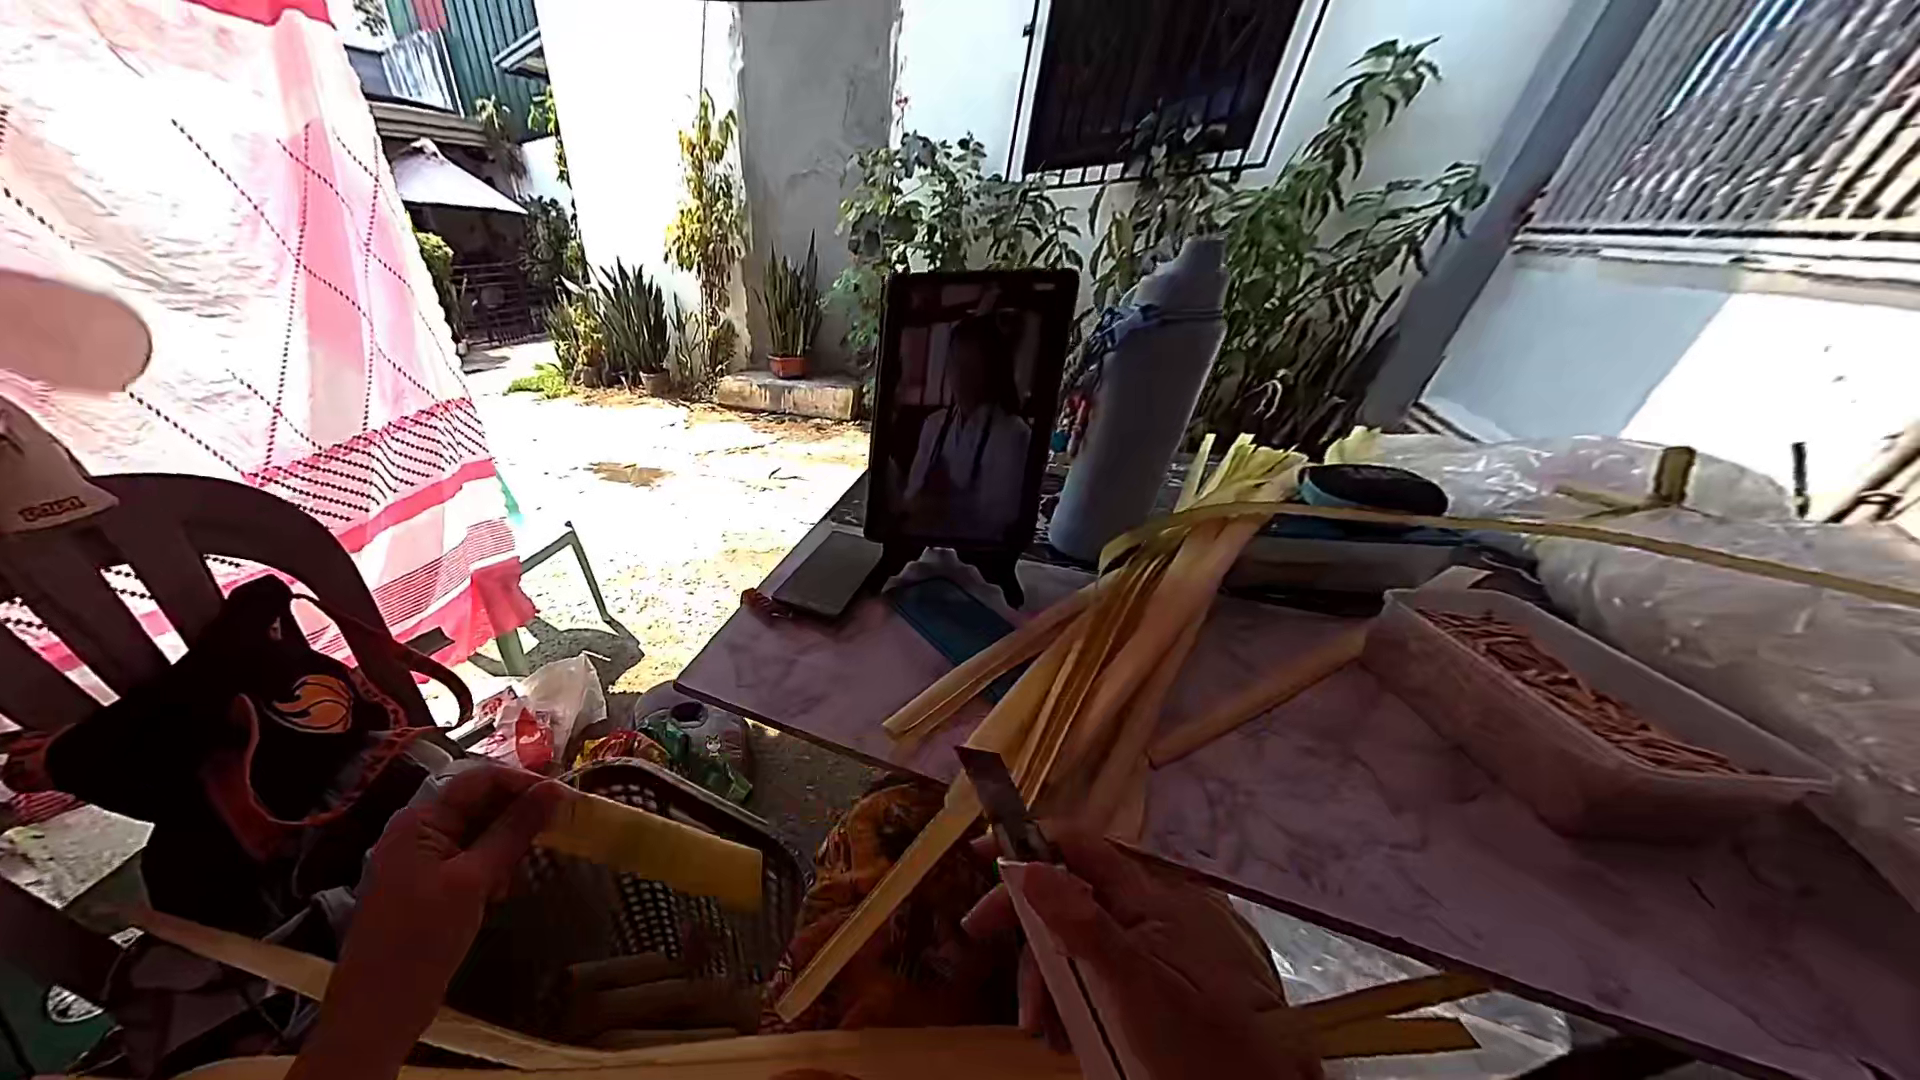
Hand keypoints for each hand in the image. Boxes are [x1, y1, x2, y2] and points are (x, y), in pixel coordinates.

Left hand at [289, 764, 563, 1079]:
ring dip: (509, 841)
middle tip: (555, 826)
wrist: (376, 1016)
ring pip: (482, 828)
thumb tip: (556, 789)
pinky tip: (504, 887)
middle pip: (482, 801)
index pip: (480, 779)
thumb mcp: (475, 879)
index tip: (562, 796)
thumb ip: (515, 829)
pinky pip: (475, 854)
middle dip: (519, 813)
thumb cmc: (421, 939)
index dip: (523, 782)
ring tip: (525, 863)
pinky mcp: (432, 883)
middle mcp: (419, 831)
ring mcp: (424, 859)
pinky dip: (496, 863)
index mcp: (419, 822)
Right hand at [963, 832, 1321, 1079]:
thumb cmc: (1200, 1042)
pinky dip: (1063, 1000)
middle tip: (976, 935)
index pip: (1077, 846)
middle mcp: (1133, 915)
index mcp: (1139, 898)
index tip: (983, 851)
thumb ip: (1083, 925)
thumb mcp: (1136, 986)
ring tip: (1039, 1027)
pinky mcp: (1131, 990)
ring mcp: (1132, 953)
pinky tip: (1060, 1036)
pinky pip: (1083, 979)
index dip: (1030, 839)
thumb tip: (1028, 867)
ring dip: (1042, 975)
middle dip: (1023, 919)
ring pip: (1068, 942)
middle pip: (1062, 894)